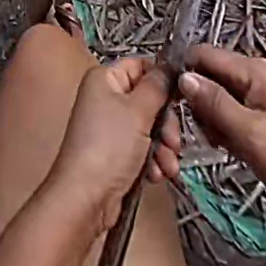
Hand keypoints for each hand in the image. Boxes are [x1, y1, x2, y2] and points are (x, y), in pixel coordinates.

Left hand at [42, 57, 180, 230]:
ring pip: (150, 126)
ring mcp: (110, 127)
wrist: (85, 199)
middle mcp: (106, 98)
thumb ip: (157, 86)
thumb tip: (169, 67)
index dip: (161, 79)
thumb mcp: (138, 111)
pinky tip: (157, 175)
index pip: (140, 66)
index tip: (180, 96)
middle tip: (173, 140)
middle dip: (166, 123)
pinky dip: (153, 160)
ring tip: (168, 165)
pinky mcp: (115, 153)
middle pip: (149, 99)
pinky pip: (143, 148)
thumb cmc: (109, 147)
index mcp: (105, 78)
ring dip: (163, 146)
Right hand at [178, 46, 265, 208]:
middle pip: (210, 75)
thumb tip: (184, 77)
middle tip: (206, 130)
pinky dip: (224, 126)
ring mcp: (259, 92)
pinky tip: (230, 145)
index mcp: (254, 70)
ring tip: (222, 141)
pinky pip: (229, 110)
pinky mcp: (260, 112)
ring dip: (211, 118)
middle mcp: (255, 74)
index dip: (185, 72)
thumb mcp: (247, 131)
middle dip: (200, 101)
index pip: (205, 54)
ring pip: (217, 94)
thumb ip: (214, 102)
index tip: (171, 97)